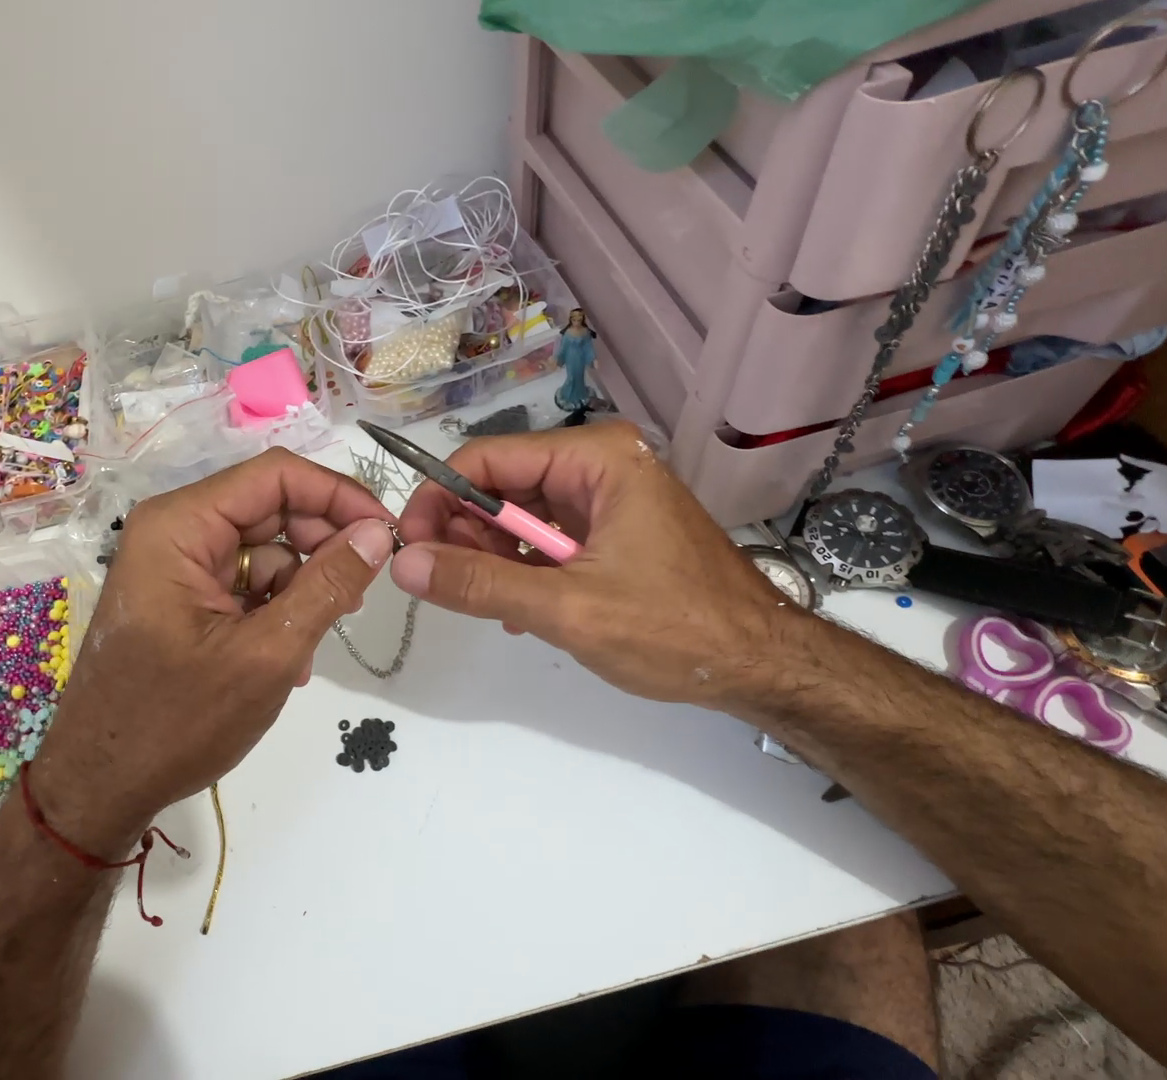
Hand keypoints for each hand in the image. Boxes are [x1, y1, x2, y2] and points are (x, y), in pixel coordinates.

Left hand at [31, 448, 395, 854]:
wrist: (102, 786)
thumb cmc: (177, 722)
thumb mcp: (268, 654)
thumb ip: (328, 587)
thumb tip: (378, 534)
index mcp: (180, 526)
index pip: (276, 475)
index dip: (338, 494)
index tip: (387, 532)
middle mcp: (175, 531)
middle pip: (271, 510)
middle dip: (321, 549)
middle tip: (358, 596)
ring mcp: (176, 566)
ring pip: (267, 551)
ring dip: (301, 592)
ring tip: (308, 651)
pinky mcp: (182, 597)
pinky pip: (247, 584)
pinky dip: (275, 613)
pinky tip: (285, 660)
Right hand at [392, 421, 796, 707]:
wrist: (762, 665)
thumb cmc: (673, 629)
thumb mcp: (566, 608)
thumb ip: (480, 583)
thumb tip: (403, 565)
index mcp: (594, 458)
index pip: (486, 460)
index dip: (438, 500)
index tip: (411, 551)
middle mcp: (598, 465)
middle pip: (500, 485)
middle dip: (466, 534)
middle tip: (449, 587)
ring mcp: (607, 499)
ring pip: (518, 517)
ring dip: (493, 559)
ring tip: (493, 605)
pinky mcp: (611, 532)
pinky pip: (545, 540)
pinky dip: (522, 571)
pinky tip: (520, 612)